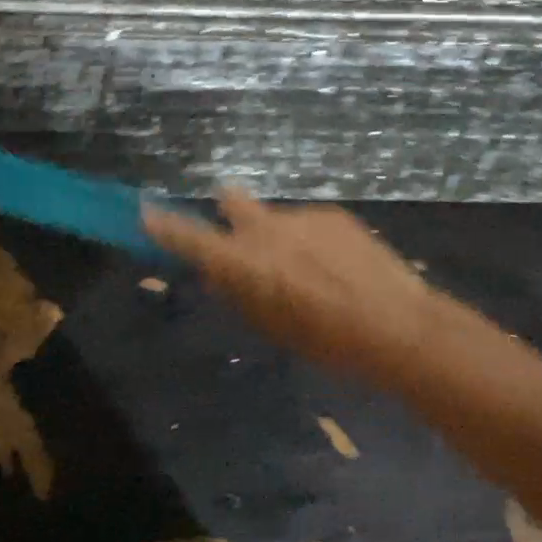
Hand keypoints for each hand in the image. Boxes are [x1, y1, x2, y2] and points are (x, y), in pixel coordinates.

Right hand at [143, 188, 435, 379]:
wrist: (396, 325)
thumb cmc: (326, 341)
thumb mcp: (271, 327)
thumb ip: (239, 293)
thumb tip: (219, 274)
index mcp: (242, 261)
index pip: (189, 238)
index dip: (163, 225)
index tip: (145, 212)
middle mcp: (263, 229)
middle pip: (231, 201)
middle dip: (230, 211)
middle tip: (246, 238)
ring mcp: (299, 216)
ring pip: (277, 219)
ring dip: (283, 238)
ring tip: (316, 274)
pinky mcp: (332, 214)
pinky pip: (310, 224)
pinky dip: (314, 242)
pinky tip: (341, 269)